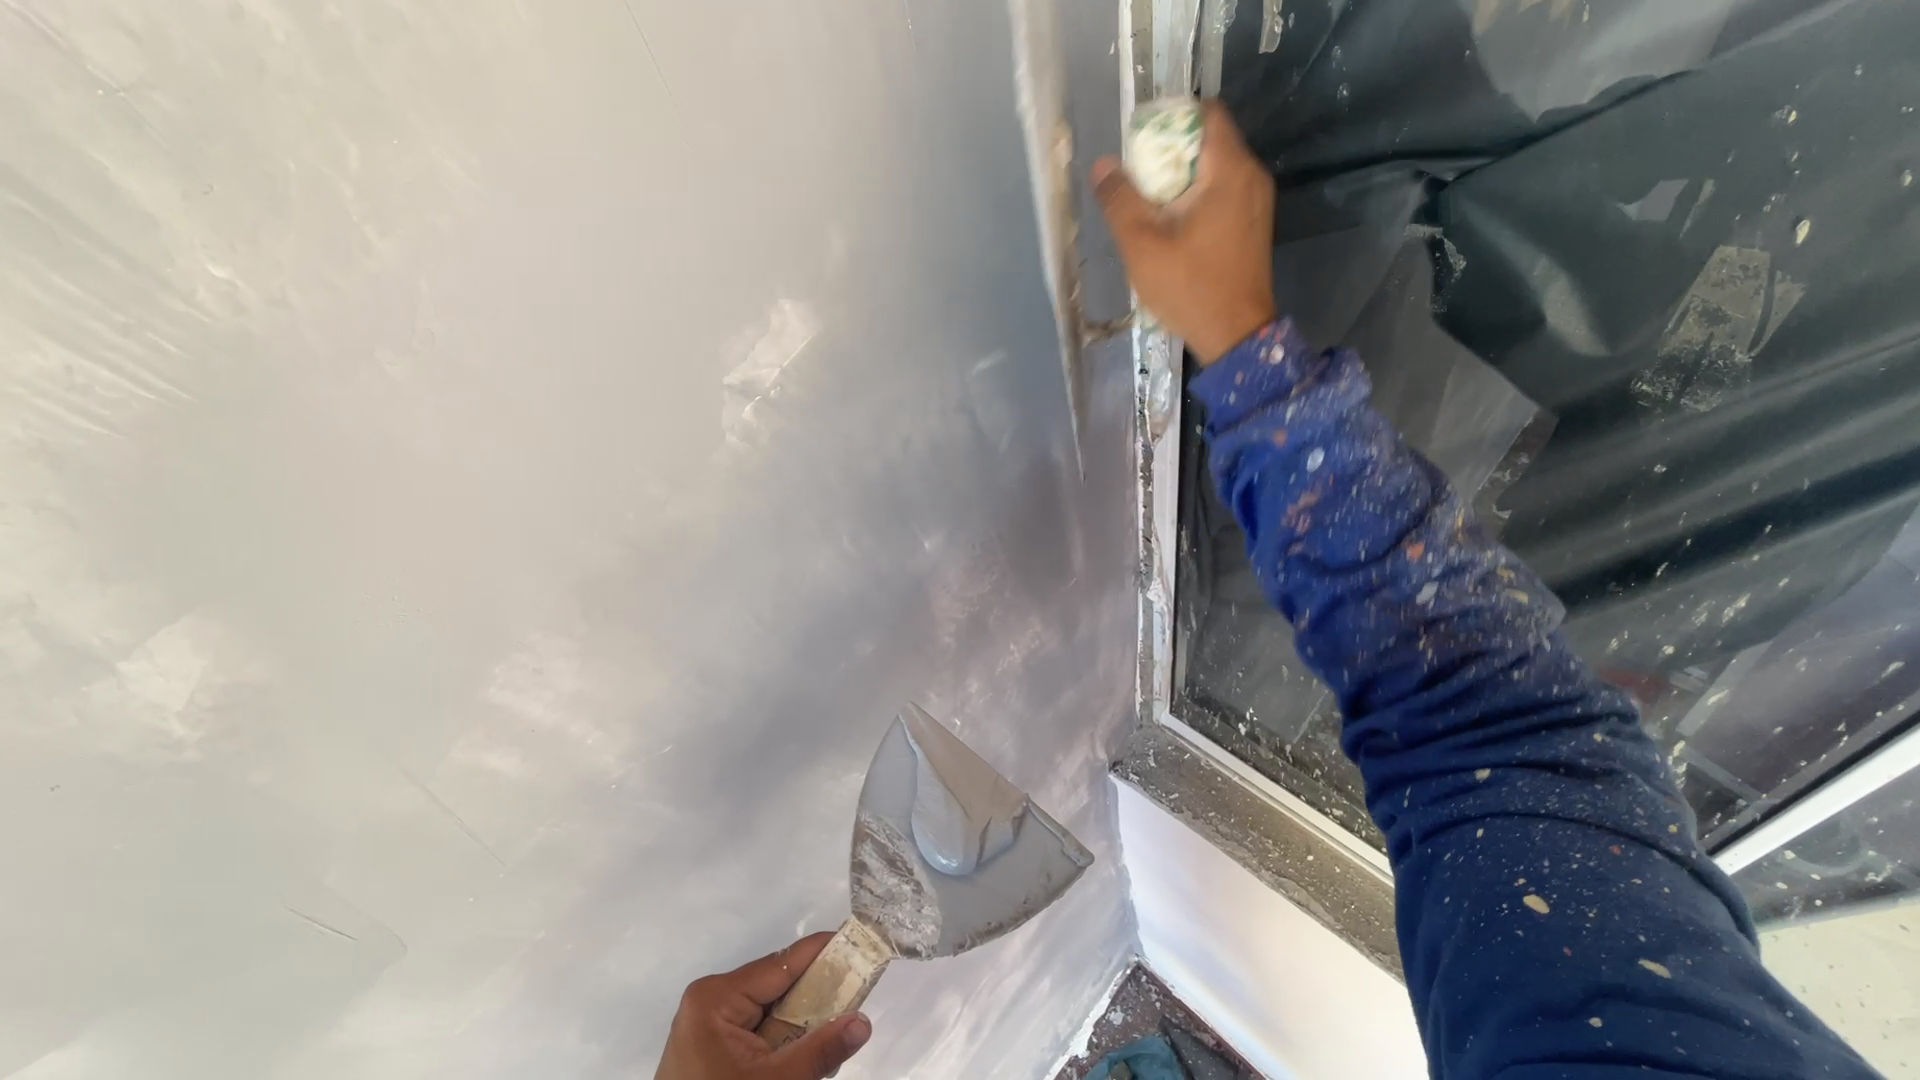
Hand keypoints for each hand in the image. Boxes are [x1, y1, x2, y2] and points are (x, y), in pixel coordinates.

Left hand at [655, 933, 872, 1079]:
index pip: (783, 963)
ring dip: (803, 1028)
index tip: (862, 944)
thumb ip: (820, 1051)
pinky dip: (785, 1045)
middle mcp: (712, 1001)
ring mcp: (711, 1027)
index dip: (824, 954)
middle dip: (817, 999)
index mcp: (717, 997)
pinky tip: (804, 1060)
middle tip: (858, 1003)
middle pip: (780, 987)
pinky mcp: (713, 1050)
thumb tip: (863, 1022)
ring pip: (773, 1013)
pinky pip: (761, 1034)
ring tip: (833, 1040)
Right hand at [1092, 100, 1276, 364]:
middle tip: (1138, 173)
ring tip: (1150, 201)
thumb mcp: (1142, 244)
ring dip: (1183, 176)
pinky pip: (1224, 192)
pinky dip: (1198, 195)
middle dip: (1172, 149)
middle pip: (1210, 140)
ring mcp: (1256, 202)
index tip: (1142, 139)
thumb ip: (1120, 199)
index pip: (1207, 113)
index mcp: (1229, 170)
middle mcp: (1251, 176)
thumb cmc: (1189, 287)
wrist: (1235, 334)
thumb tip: (1102, 165)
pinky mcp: (1253, 225)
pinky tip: (1173, 223)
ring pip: (1216, 169)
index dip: (1172, 117)